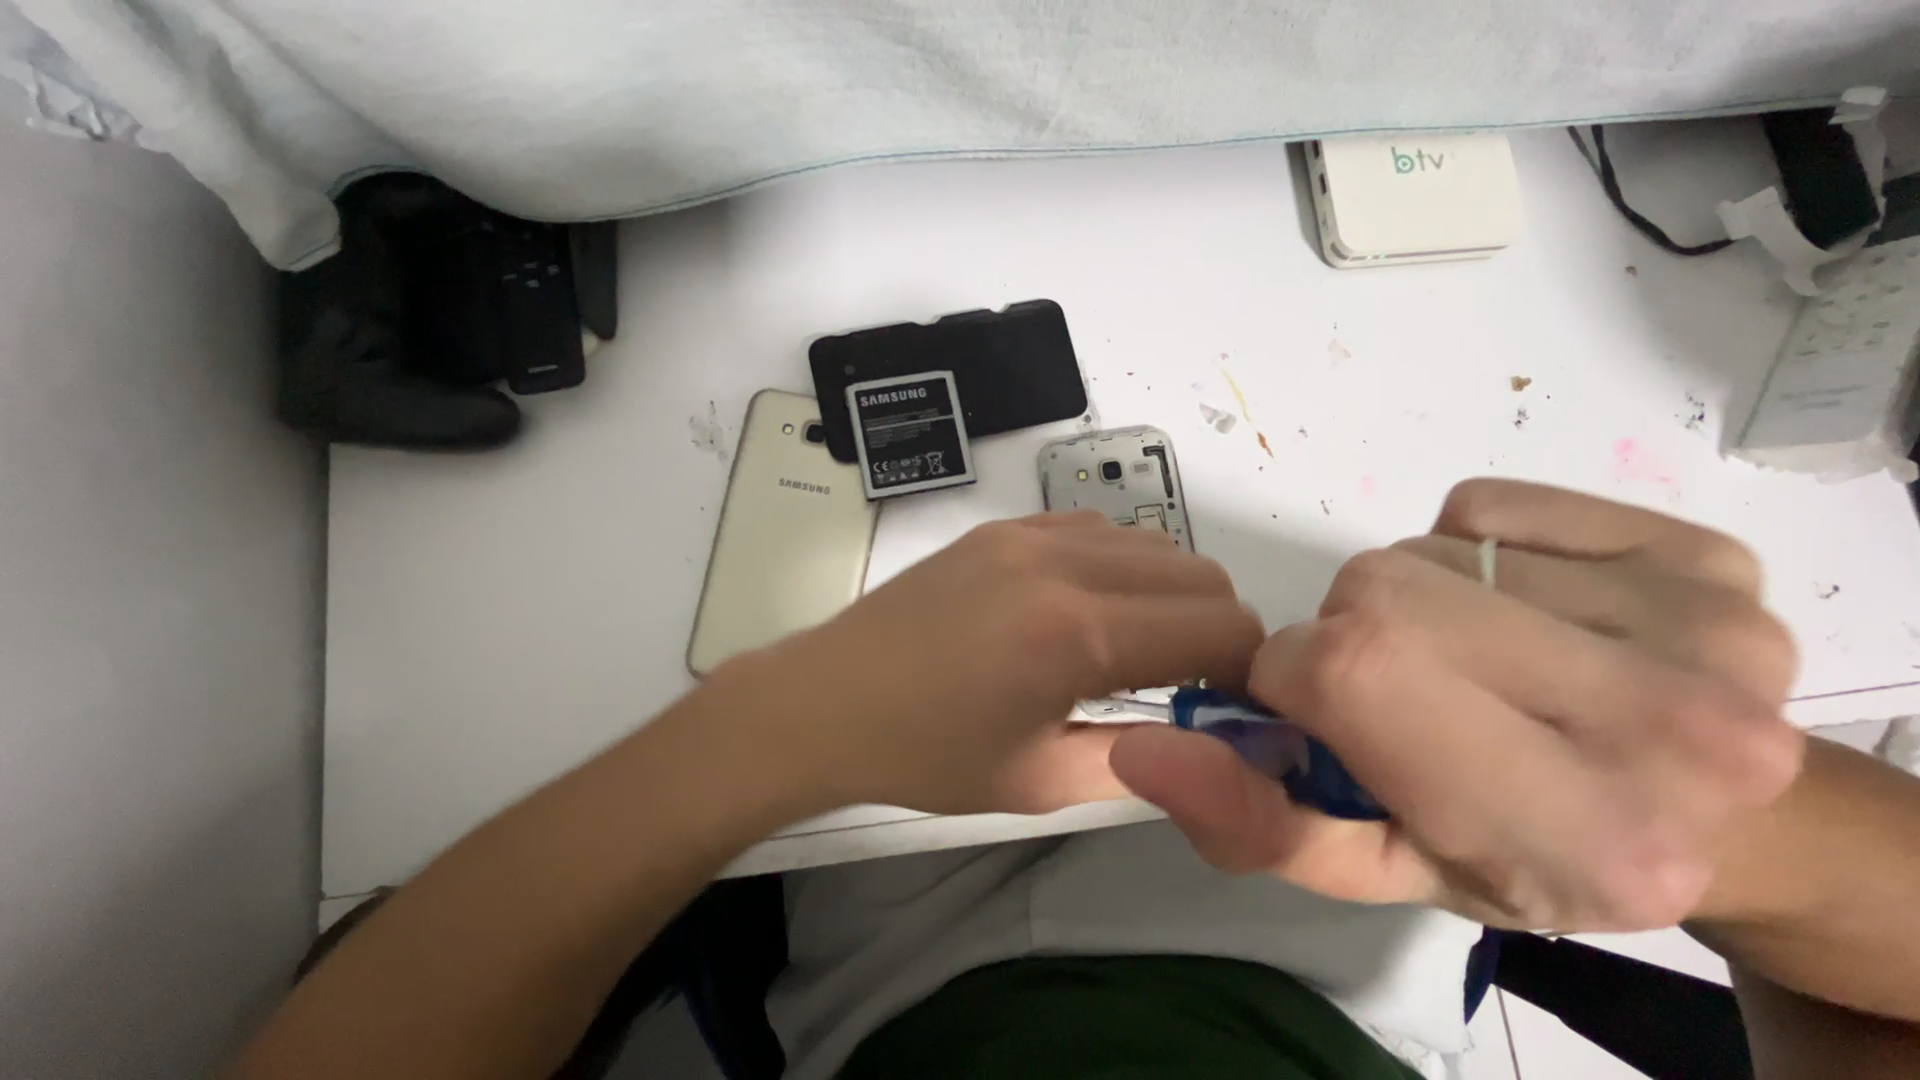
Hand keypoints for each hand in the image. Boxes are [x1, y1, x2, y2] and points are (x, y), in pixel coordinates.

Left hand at [712, 511, 1265, 815]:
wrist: (826, 703)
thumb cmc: (926, 757)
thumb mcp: (1042, 781)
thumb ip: (1142, 758)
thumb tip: (1217, 745)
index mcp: (1075, 634)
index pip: (1218, 626)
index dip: (1245, 670)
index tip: (1229, 707)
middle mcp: (1062, 564)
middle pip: (1198, 574)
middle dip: (1216, 631)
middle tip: (1186, 684)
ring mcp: (1028, 534)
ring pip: (1152, 543)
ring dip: (1169, 594)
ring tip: (1135, 648)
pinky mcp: (1002, 526)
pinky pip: (1096, 528)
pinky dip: (1120, 565)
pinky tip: (1088, 610)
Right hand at [1110, 480, 1805, 931]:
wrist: (1721, 824)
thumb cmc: (1525, 861)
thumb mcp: (1373, 870)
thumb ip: (1251, 819)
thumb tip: (1137, 745)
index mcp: (1579, 828)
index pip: (1353, 670)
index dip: (1295, 676)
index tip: (1319, 714)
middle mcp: (1672, 726)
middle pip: (1385, 592)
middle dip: (1351, 636)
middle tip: (1401, 694)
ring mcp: (1710, 629)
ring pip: (1430, 548)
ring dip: (1413, 598)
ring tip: (1471, 661)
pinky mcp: (1713, 554)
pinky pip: (1491, 506)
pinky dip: (1470, 548)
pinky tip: (1519, 609)